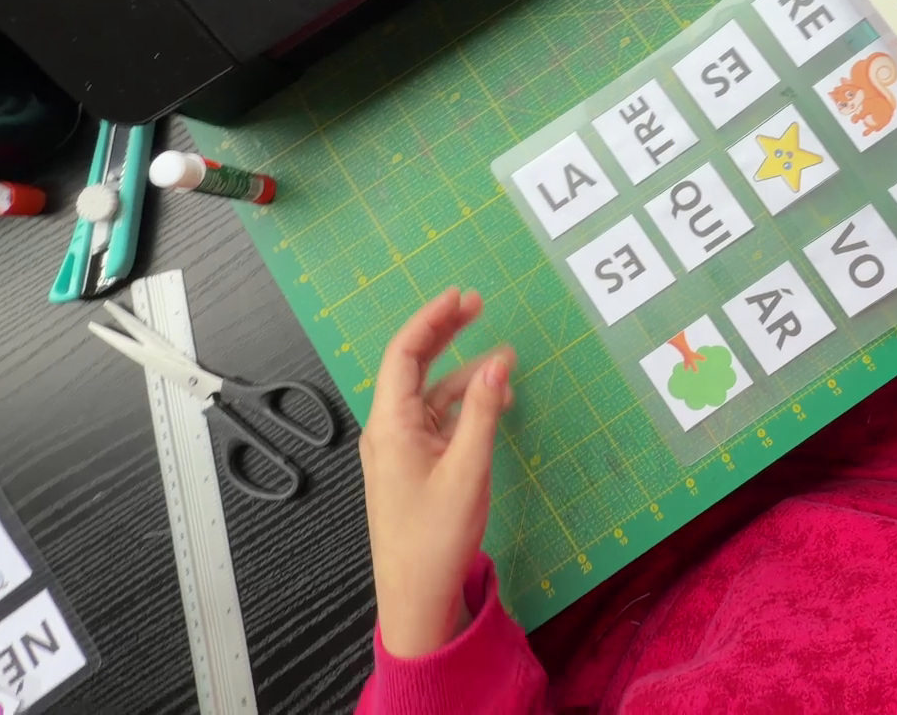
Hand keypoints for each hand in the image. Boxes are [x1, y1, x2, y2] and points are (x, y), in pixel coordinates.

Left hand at [361, 288, 514, 657]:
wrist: (417, 599)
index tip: (460, 297)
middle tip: (477, 304)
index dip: (431, 319)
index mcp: (391, 424)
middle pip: (415, 364)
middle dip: (445, 331)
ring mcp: (405, 444)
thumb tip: (499, 362)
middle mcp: (391, 427)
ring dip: (466, 371)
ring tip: (505, 360)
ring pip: (434, 390)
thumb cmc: (435, 538)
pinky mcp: (419, 460)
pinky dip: (469, 402)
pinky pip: (443, 416)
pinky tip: (496, 401)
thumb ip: (484, 411)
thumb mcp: (467, 469)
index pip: (404, 354)